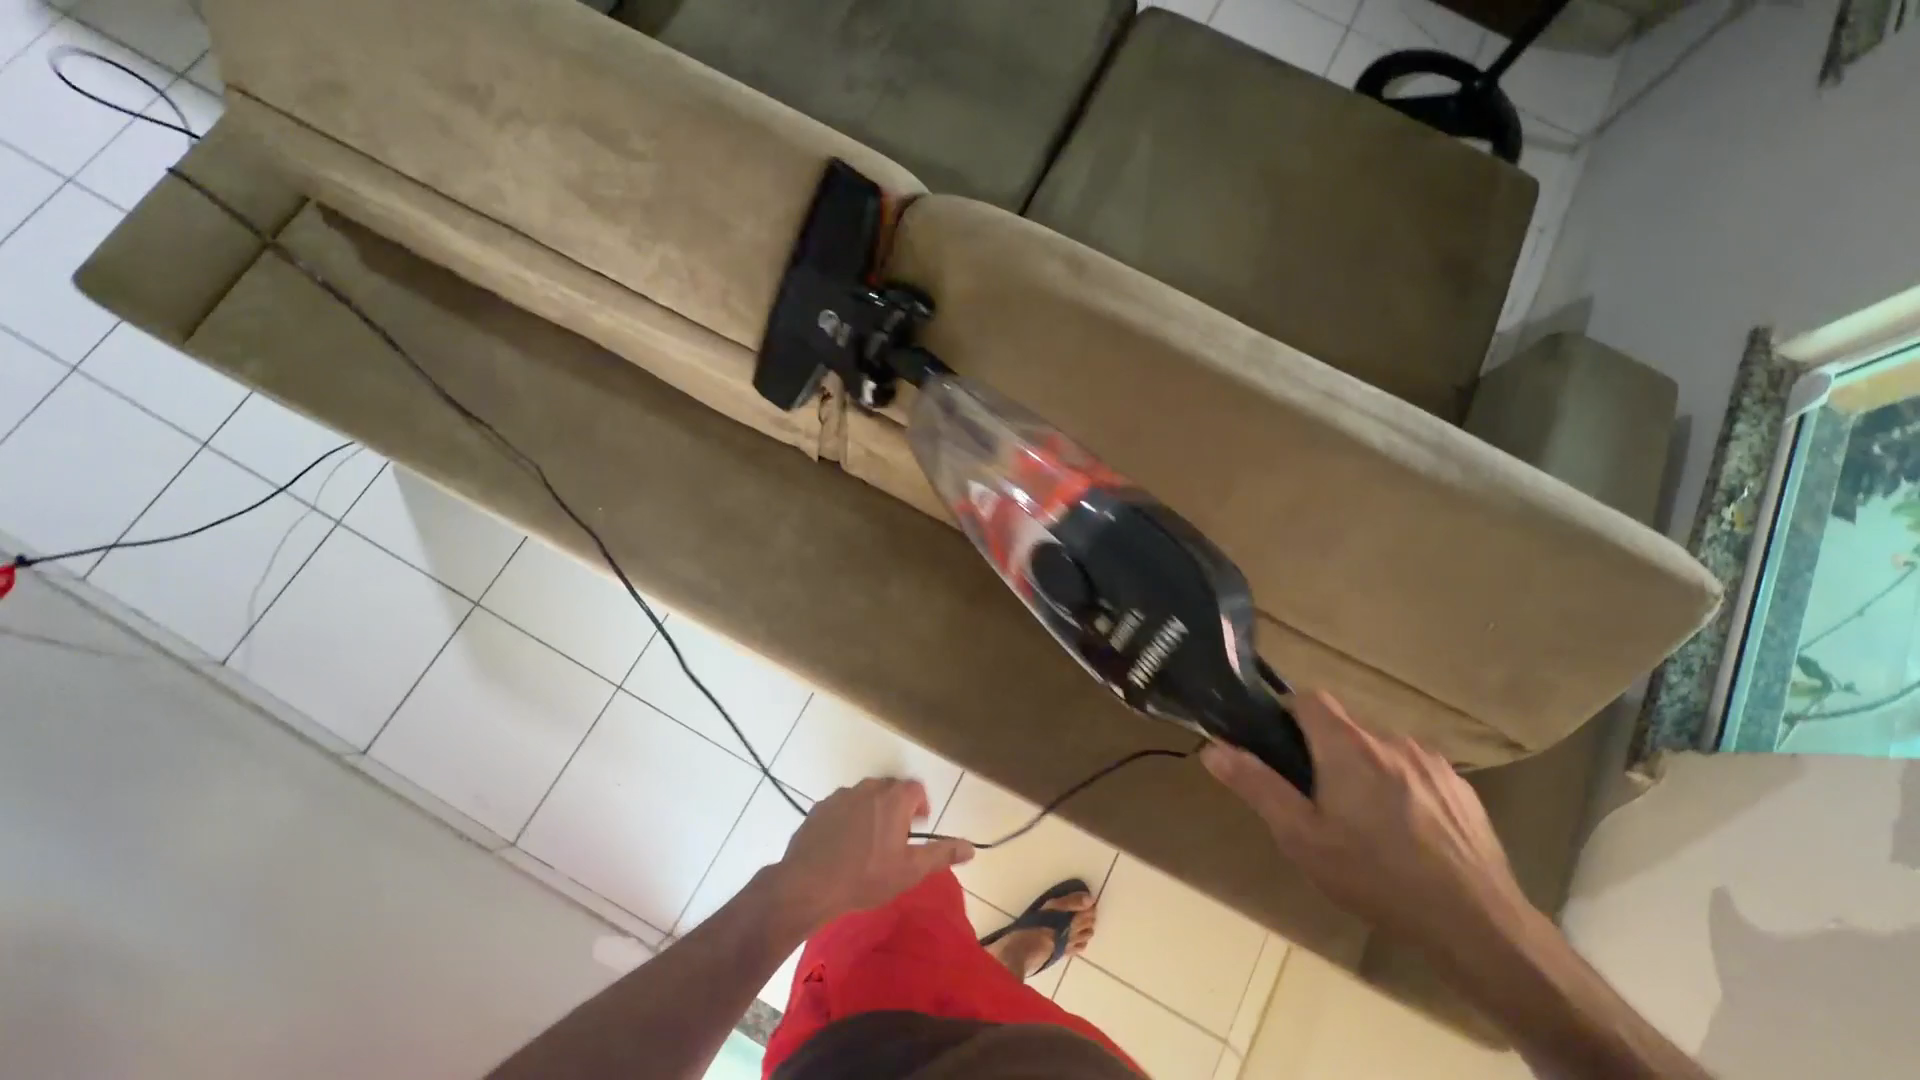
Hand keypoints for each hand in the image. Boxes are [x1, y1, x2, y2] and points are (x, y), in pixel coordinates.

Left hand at [768, 778, 973, 931]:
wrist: (809, 884)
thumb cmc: (866, 877)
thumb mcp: (910, 870)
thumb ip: (942, 854)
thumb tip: (971, 847)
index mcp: (893, 799)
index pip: (916, 789)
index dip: (920, 806)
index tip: (916, 830)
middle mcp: (868, 788)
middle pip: (890, 789)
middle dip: (896, 808)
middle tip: (894, 839)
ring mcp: (840, 796)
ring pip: (864, 797)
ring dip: (871, 812)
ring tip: (867, 844)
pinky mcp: (818, 808)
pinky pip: (841, 807)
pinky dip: (846, 820)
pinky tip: (842, 847)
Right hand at [1201, 691, 1532, 953]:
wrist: (1472, 920)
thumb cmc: (1373, 876)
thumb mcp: (1301, 837)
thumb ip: (1257, 786)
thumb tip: (1213, 748)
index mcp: (1348, 746)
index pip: (1310, 699)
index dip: (1289, 716)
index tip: (1282, 752)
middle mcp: (1392, 740)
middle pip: (1347, 729)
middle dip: (1327, 755)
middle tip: (1320, 806)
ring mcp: (1434, 763)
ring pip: (1383, 752)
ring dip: (1368, 773)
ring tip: (1367, 827)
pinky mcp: (1463, 789)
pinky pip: (1419, 774)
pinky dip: (1404, 791)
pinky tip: (1409, 838)